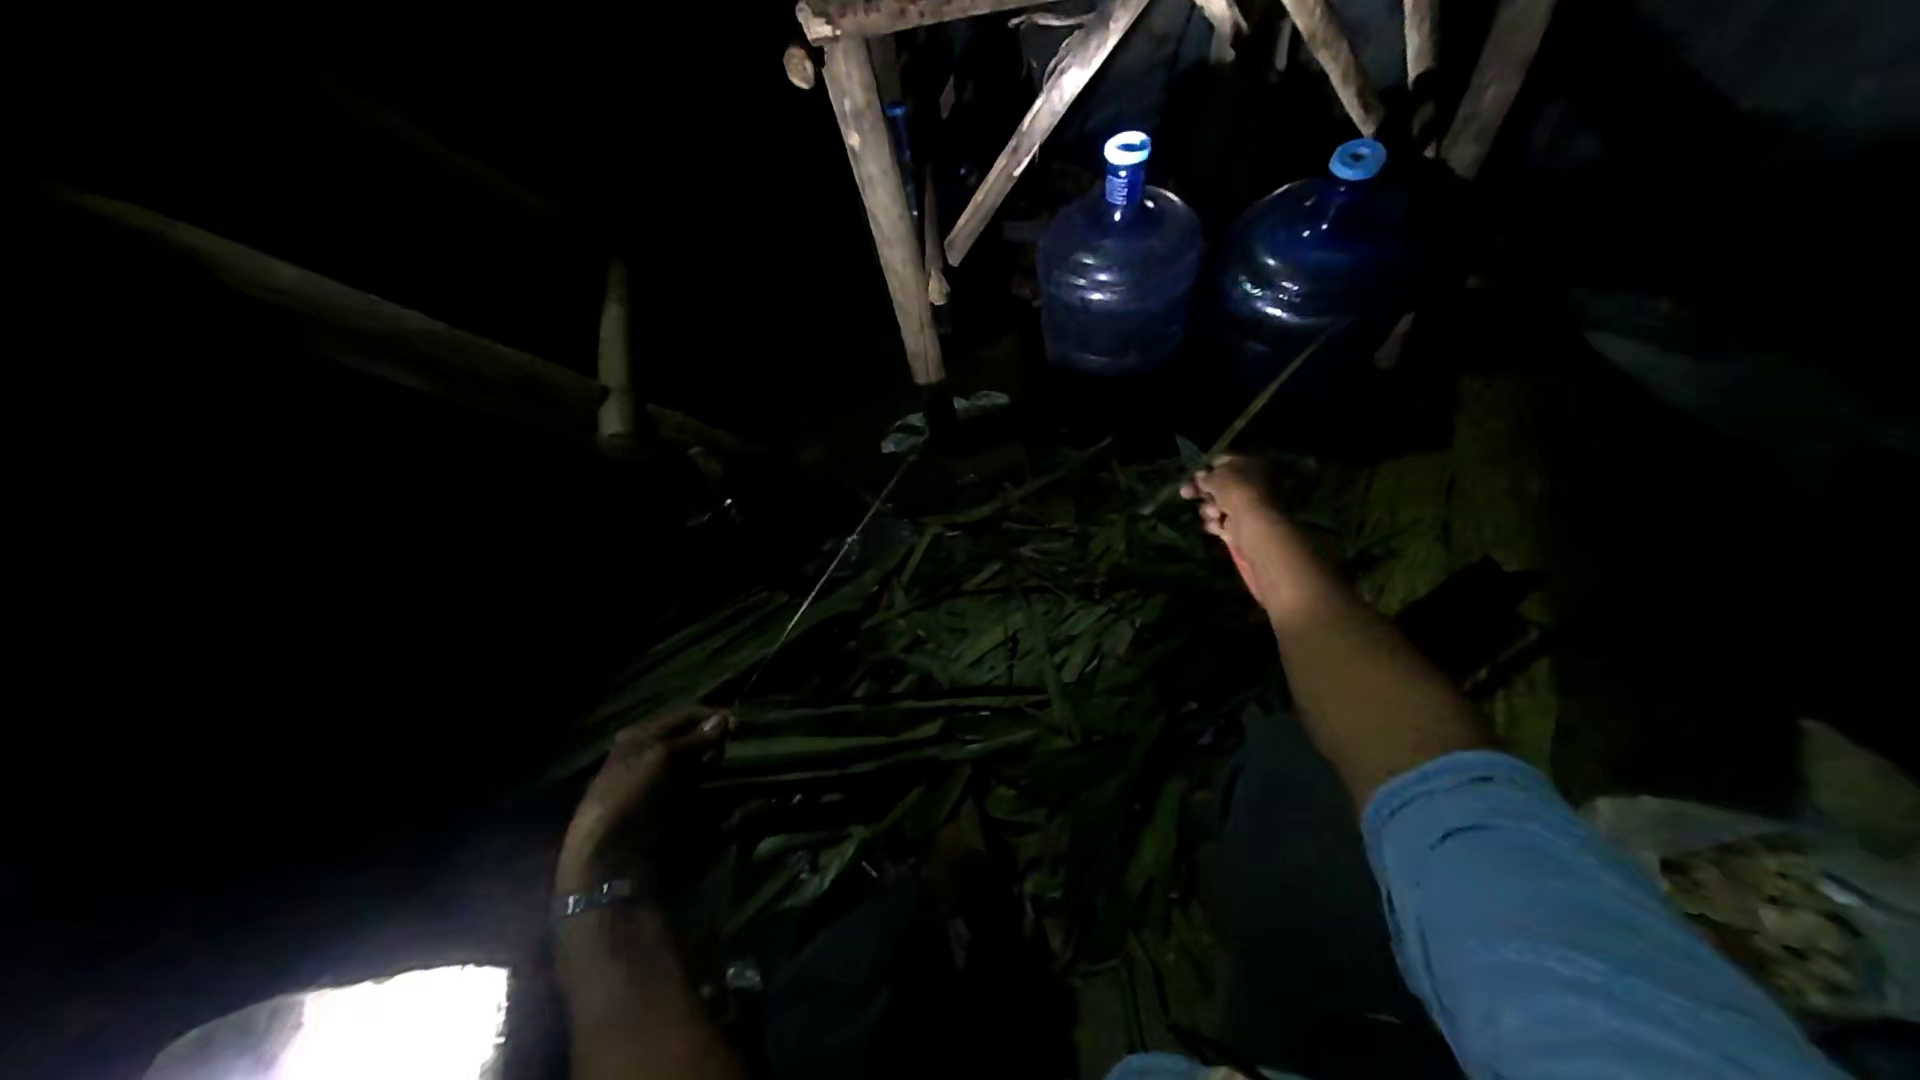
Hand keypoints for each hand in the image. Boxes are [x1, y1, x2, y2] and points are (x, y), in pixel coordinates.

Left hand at [558, 705, 733, 893]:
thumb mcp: (659, 757)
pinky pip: (718, 808)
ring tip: (743, 776)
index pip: (683, 717)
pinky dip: (740, 808)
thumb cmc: (630, 796)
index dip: (709, 716)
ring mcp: (670, 792)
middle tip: (726, 752)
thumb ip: (694, 738)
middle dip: (717, 745)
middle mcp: (655, 762)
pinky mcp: (682, 820)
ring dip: (728, 773)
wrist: (611, 863)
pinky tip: (758, 804)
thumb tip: (724, 718)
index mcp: (641, 740)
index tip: (737, 721)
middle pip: (697, 744)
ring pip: (707, 773)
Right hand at [1180, 455, 1294, 605]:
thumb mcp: (1217, 476)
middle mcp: (1248, 484)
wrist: (1253, 525)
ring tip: (1214, 514)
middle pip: (1217, 485)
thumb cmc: (1237, 492)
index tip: (1192, 475)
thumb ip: (1205, 476)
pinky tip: (1218, 525)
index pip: (1222, 461)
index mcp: (1248, 464)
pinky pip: (1218, 521)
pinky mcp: (1239, 525)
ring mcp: (1244, 506)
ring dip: (1208, 509)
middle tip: (1185, 494)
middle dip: (1201, 491)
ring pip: (1214, 505)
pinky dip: (1215, 523)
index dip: (1205, 468)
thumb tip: (1201, 477)